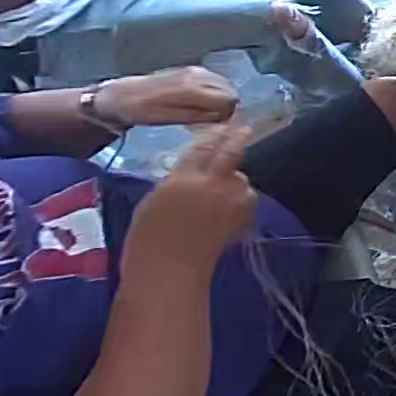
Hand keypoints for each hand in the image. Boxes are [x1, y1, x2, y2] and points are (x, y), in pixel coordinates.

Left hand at [96, 67, 238, 126]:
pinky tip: (203, 100)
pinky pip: (218, 81)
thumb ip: (196, 117)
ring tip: (208, 110)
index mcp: (192, 89)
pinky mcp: (195, 69)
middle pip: (231, 92)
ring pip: (227, 85)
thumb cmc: (139, 111)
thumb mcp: (166, 119)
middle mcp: (199, 76)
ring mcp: (198, 70)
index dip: (228, 114)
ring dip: (222, 98)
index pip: (229, 100)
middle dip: (227, 106)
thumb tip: (222, 117)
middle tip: (213, 118)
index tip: (218, 123)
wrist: (118, 94)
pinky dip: (217, 91)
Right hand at [124, 123, 256, 272]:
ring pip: (239, 176)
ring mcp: (234, 194)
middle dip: (237, 138)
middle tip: (243, 129)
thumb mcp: (155, 200)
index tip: (225, 125)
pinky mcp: (247, 208)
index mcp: (183, 179)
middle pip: (231, 152)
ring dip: (232, 181)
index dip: (216, 135)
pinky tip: (224, 214)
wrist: (171, 270)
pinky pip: (245, 194)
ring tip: (216, 202)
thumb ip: (179, 178)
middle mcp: (213, 181)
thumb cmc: (149, 239)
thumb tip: (198, 164)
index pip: (204, 148)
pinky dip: (238, 198)